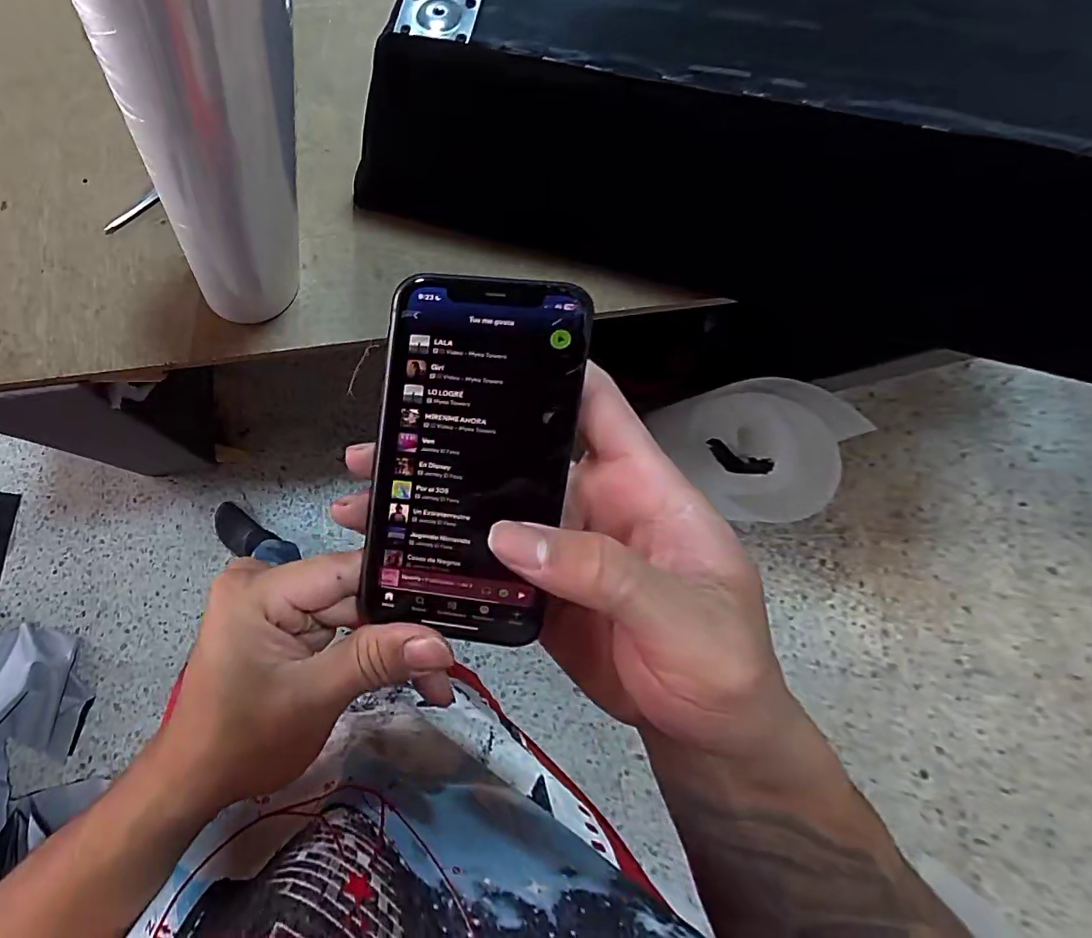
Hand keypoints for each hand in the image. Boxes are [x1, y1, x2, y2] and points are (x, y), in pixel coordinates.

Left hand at [154, 553, 454, 812]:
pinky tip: (398, 672)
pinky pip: (328, 627)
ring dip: (384, 645)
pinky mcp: (276, 624)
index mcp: (258, 587)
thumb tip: (439, 643)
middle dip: (395, 630)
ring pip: (344, 612)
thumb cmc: (245, 739)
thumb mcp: (314, 697)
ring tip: (434, 681)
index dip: (396, 588)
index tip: (448, 610)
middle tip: (447, 665)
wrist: (196, 776)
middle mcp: (260, 581)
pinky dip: (360, 651)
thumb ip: (374, 660)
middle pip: (345, 593)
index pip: (340, 571)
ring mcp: (267, 602)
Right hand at [332, 362, 805, 763]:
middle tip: (392, 438)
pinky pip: (481, 559)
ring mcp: (556, 546)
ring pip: (487, 507)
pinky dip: (440, 553)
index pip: (596, 407)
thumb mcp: (680, 614)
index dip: (550, 372)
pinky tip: (398, 550)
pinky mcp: (532, 586)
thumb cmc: (722, 665)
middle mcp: (589, 504)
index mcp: (638, 487)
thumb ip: (601, 571)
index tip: (487, 357)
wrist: (703, 736)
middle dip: (456, 442)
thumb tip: (505, 535)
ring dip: (432, 500)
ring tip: (368, 495)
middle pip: (517, 456)